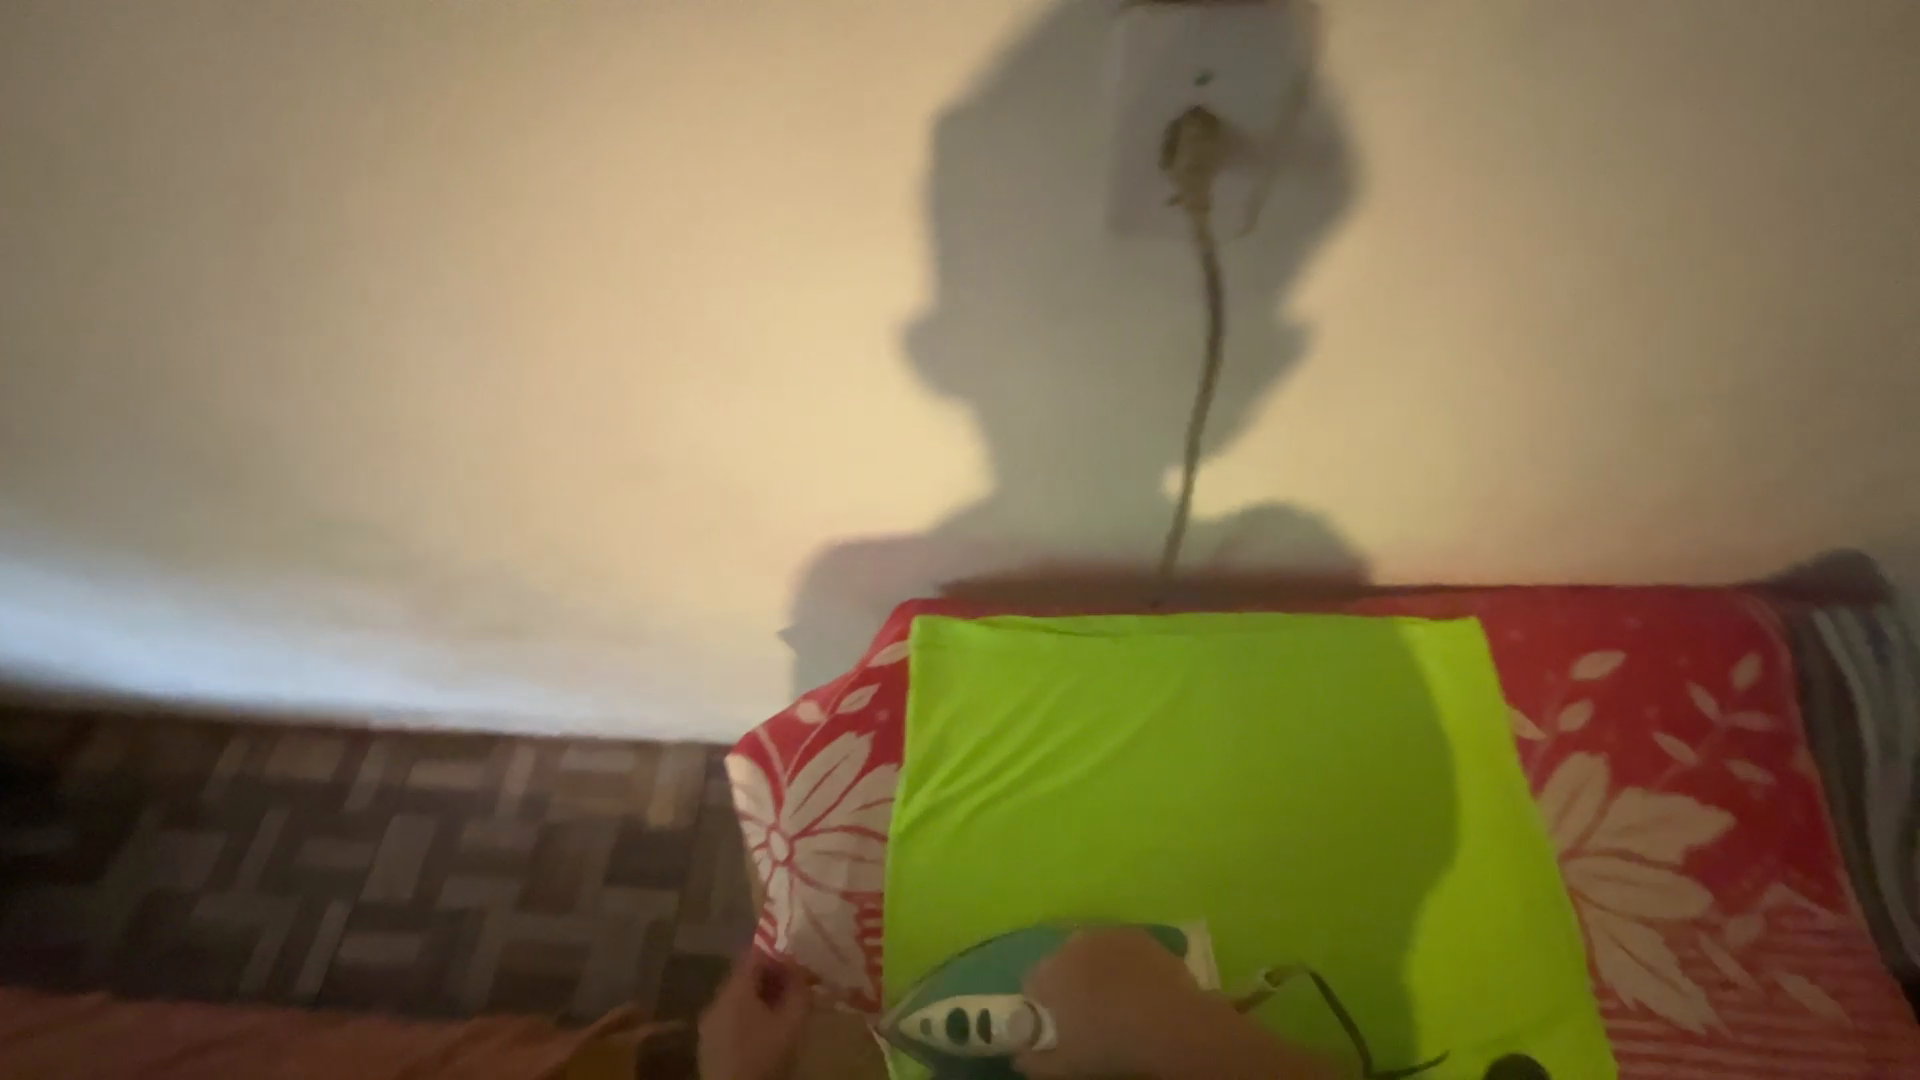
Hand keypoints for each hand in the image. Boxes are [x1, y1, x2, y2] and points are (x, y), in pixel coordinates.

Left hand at [697, 952, 812, 1079]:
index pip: (755, 954)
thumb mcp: (793, 1021)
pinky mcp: (708, 1045)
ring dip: (762, 998)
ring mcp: (709, 1024)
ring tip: (784, 1011)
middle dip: (773, 978)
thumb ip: (799, 988)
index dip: (779, 956)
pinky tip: (766, 1032)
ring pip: (739, 997)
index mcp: (734, 989)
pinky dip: (749, 1016)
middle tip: (796, 989)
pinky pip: (731, 1017)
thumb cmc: (765, 1058)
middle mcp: (716, 1000)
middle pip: (746, 975)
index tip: (798, 968)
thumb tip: (800, 968)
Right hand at [1014, 928, 1213, 1078]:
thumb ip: (1034, 1061)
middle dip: (1069, 982)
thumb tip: (1020, 1054)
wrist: (1171, 1026)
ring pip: (1090, 951)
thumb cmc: (1112, 1047)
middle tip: (1088, 1012)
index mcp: (1049, 974)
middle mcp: (1071, 944)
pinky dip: (1123, 961)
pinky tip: (1139, 985)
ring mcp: (1106, 934)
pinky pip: (1119, 946)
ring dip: (1095, 968)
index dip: (1042, 1004)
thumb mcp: (1066, 1068)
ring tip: (1116, 997)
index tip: (1056, 1023)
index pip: (1032, 982)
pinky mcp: (1135, 933)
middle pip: (1060, 961)